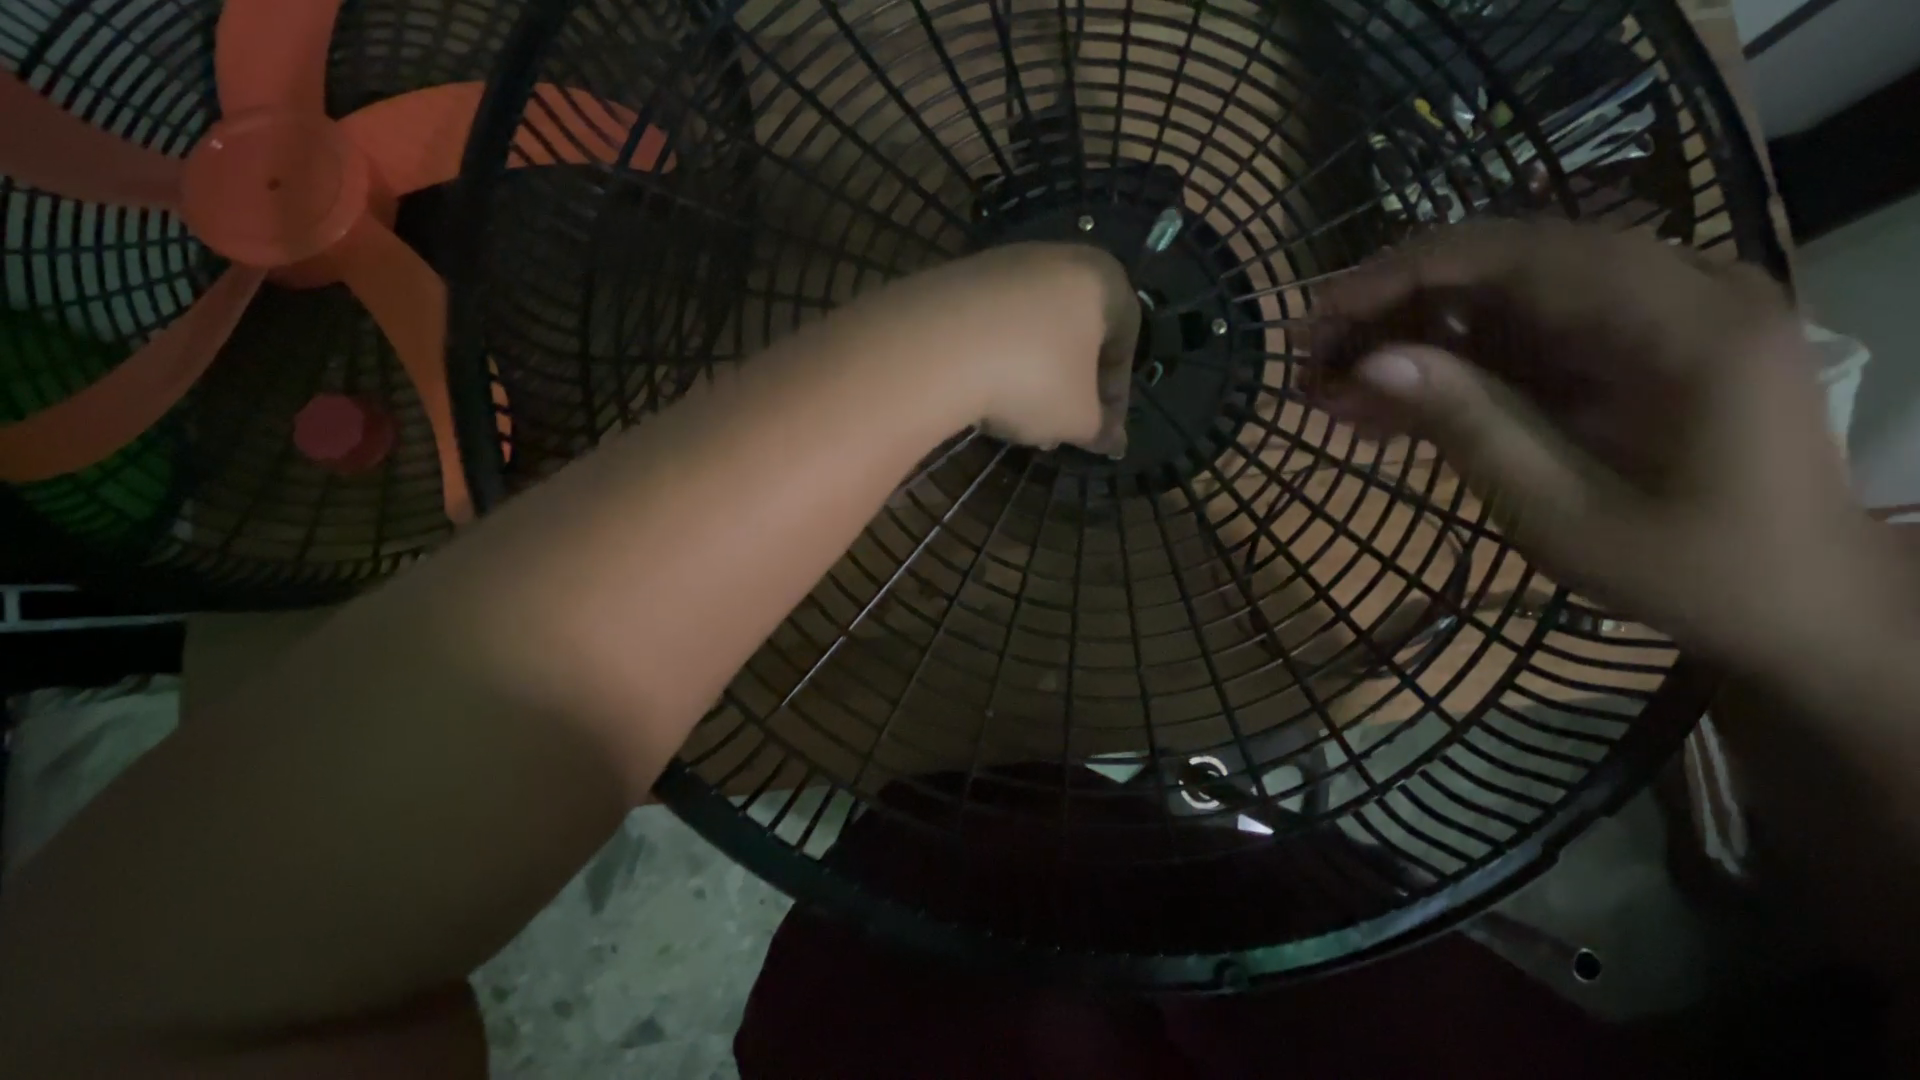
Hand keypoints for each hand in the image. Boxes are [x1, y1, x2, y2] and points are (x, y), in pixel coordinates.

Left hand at [842, 242, 1138, 455]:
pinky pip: (991, 322)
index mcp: (1103, 280)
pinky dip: (994, 356)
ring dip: (1030, 374)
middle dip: (1069, 385)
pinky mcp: (957, 276)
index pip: (1126, 339)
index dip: (1115, 393)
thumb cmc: (1032, 378)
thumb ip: (1100, 429)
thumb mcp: (1077, 417)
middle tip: (1056, 426)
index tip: (1099, 429)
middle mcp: (1058, 258)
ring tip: (1014, 417)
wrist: (935, 346)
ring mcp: (1003, 263)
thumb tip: (1114, 442)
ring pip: (1031, 327)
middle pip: (1075, 330)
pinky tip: (979, 393)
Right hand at [1311, 220, 1908, 670]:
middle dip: (1395, 308)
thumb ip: (1467, 426)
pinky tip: (1390, 405)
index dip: (1402, 275)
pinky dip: (1452, 364)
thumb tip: (1364, 364)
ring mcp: (1660, 310)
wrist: (1798, 604)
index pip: (1519, 255)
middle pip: (1505, 262)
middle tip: (1313, 363)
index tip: (1316, 318)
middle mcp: (1680, 287)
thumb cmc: (1690, 572)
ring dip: (1412, 339)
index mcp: (1686, 322)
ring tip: (1334, 394)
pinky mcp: (1635, 339)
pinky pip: (1524, 331)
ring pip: (1503, 295)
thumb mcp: (1561, 513)